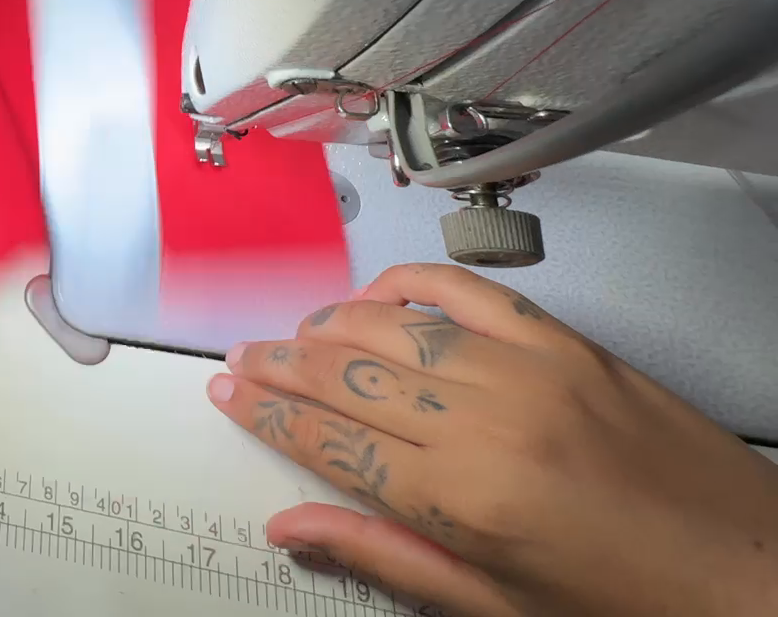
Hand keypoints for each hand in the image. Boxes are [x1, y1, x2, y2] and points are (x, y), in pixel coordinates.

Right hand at [207, 263, 777, 615]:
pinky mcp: (567, 344)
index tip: (227, 394)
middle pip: (341, 374)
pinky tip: (375, 295)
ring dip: (324, 326)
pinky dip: (405, 283)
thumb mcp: (503, 611)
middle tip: (241, 359)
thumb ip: (384, 556)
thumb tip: (288, 528)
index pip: (324, 437)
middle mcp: (486, 426)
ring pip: (385, 326)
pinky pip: (462, 290)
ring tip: (297, 337)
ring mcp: (528, 373)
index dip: (262, 412)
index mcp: (467, 504)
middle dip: (275, 365)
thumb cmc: (640, 614)